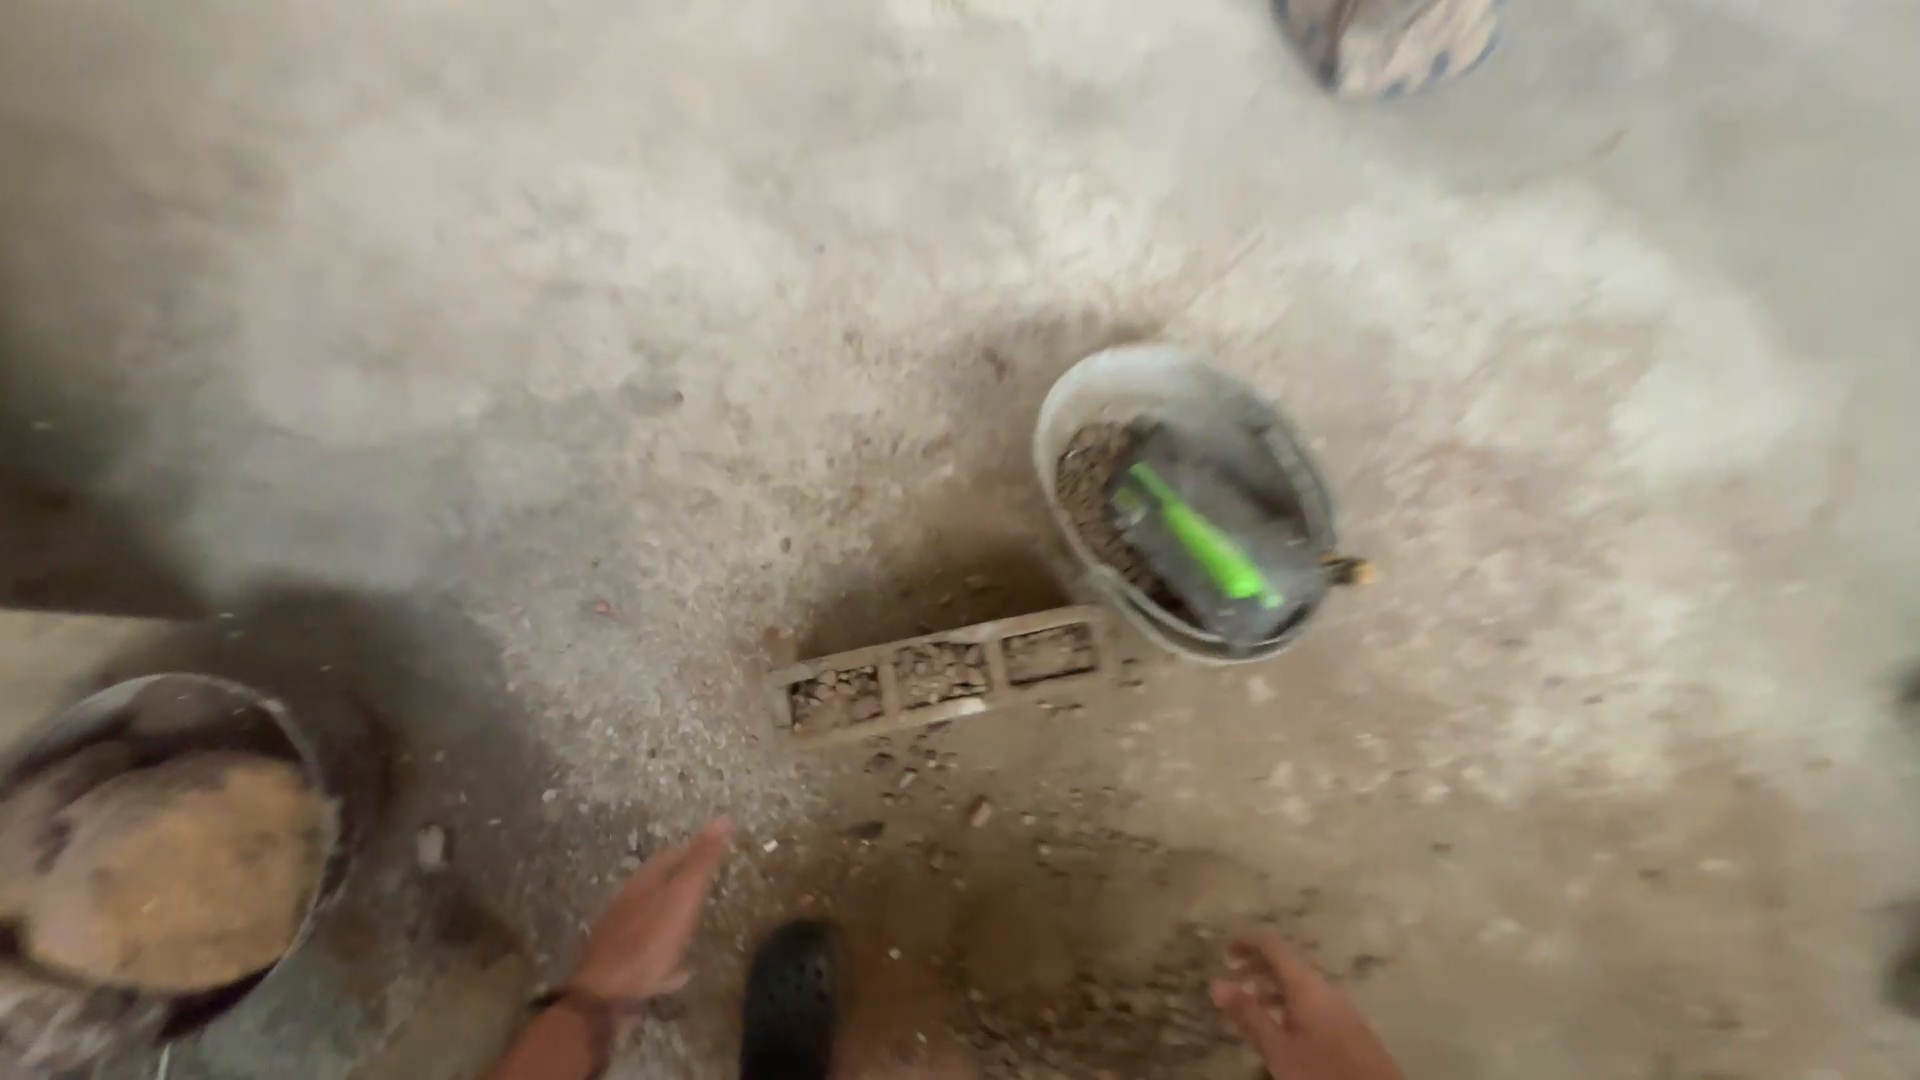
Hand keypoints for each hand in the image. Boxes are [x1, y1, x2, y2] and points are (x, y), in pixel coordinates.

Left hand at [568, 817, 732, 1001]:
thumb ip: (702, 860)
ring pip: (652, 916)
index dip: (696, 847)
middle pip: (660, 883)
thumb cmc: (649, 942)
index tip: (719, 846)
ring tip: (696, 921)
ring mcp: (620, 935)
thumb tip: (724, 818)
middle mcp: (628, 903)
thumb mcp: (683, 896)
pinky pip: (649, 953)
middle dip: (684, 879)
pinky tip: (681, 969)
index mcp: (644, 882)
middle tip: (710, 883)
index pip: (673, 853)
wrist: (604, 999)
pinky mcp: (620, 967)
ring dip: (673, 915)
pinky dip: (667, 955)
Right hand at [1211, 933, 1404, 1079]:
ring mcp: (1341, 1008)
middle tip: (1231, 981)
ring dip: (1272, 989)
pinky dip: (1289, 1005)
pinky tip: (1283, 1031)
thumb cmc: (1324, 1075)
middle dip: (1256, 967)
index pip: (1272, 945)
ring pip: (1300, 985)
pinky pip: (1312, 1003)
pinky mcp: (1350, 1029)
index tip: (1223, 953)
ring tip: (1251, 1009)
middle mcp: (1324, 988)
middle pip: (1286, 963)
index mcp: (1306, 984)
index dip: (1246, 942)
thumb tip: (1216, 983)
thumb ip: (1248, 1015)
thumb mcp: (1279, 1049)